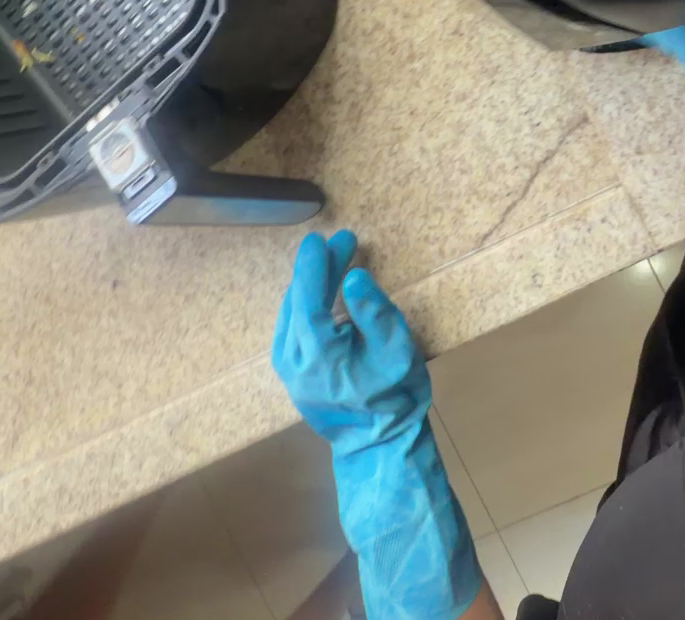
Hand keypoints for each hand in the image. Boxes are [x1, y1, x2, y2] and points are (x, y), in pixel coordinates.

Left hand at [272, 230, 482, 619]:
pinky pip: (291, 331)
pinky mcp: (294, 378)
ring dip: (310, 287)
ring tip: (334, 262)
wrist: (381, 446)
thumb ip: (374, 312)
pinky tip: (321, 296)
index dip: (315, 265)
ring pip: (290, 317)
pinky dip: (304, 306)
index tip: (323, 238)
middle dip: (318, 270)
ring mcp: (289, 373)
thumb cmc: (395, 395)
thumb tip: (354, 278)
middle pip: (298, 303)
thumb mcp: (395, 350)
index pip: (308, 298)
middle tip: (343, 242)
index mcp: (318, 354)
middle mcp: (293, 362)